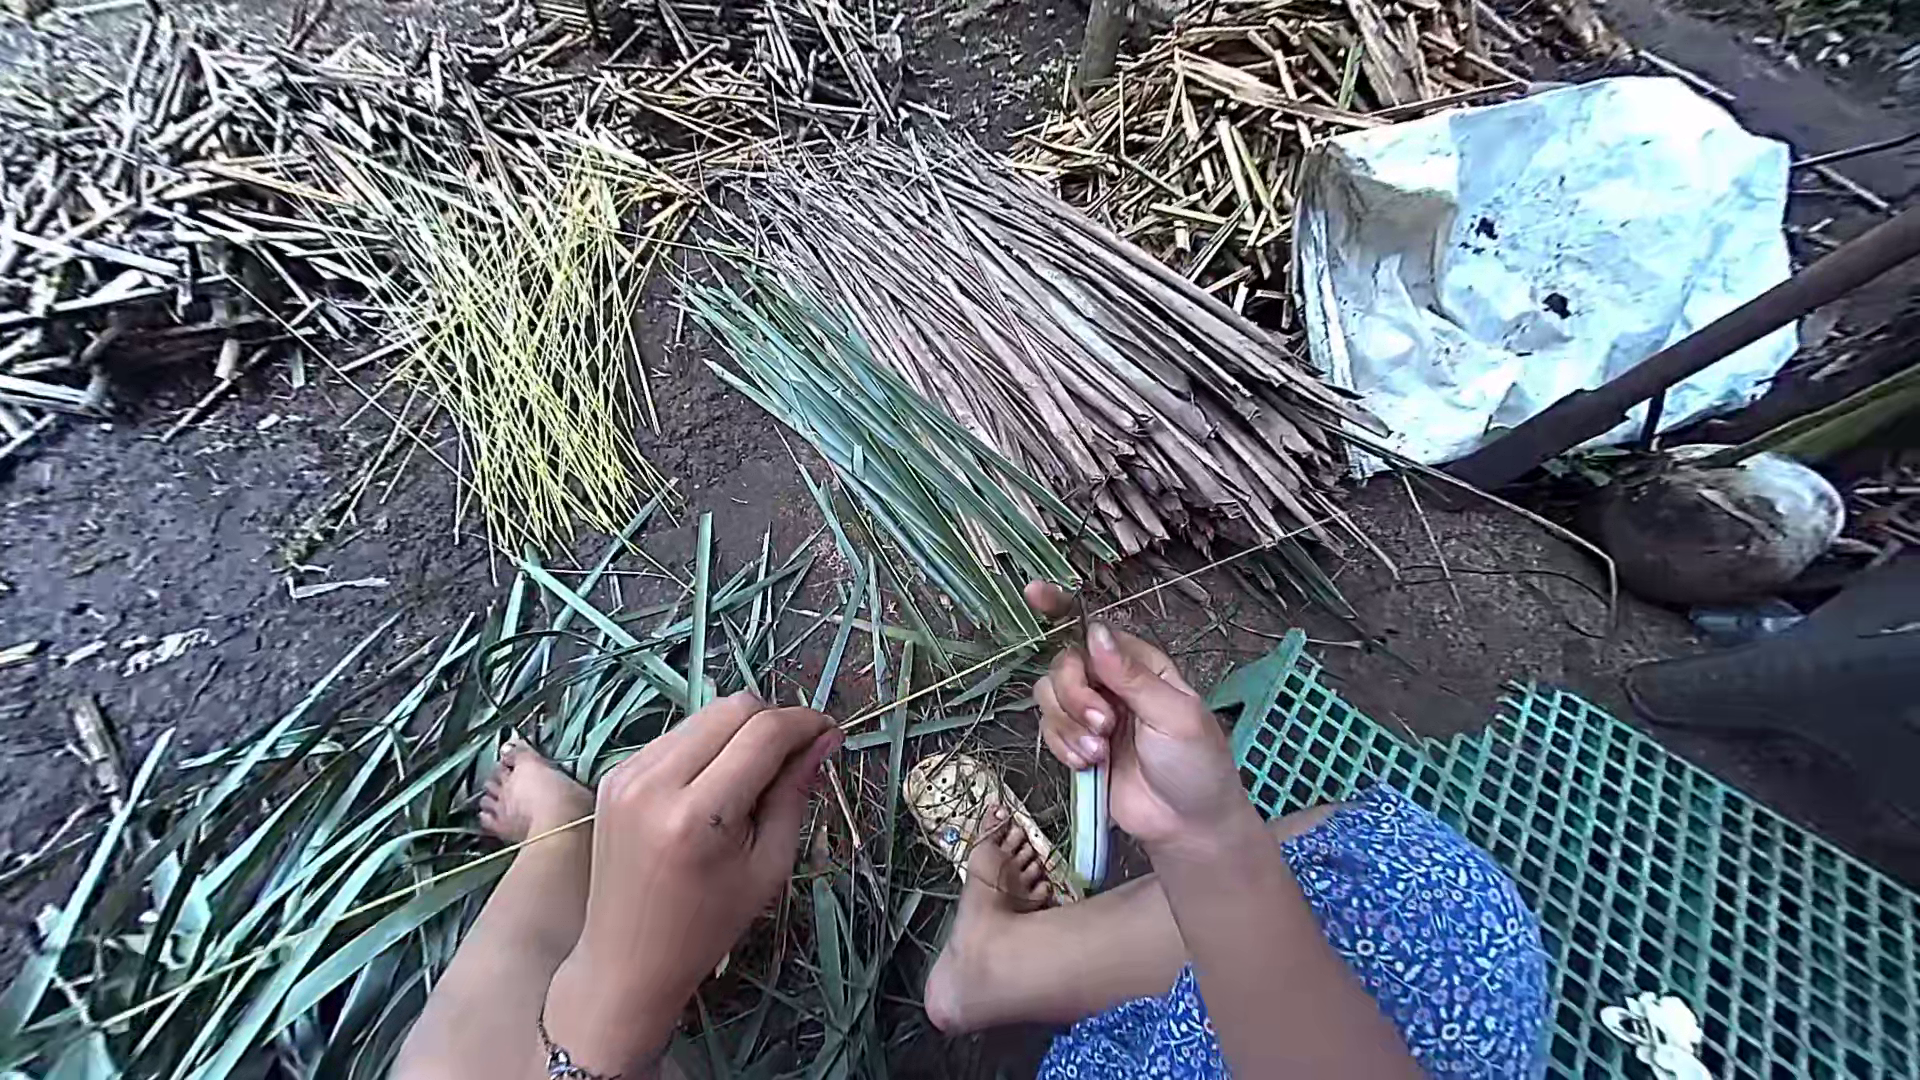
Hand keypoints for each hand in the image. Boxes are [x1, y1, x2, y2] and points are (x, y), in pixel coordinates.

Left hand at [543, 692, 840, 1071]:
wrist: (624, 964)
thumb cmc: (709, 923)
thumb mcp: (770, 863)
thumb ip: (796, 791)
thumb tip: (826, 736)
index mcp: (697, 817)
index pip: (765, 733)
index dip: (806, 722)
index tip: (829, 731)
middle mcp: (655, 783)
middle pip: (736, 707)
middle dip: (777, 720)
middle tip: (795, 752)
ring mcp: (628, 773)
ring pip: (710, 712)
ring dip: (745, 728)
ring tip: (756, 769)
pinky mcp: (617, 772)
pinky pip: (683, 730)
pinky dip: (713, 741)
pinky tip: (718, 777)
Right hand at [1026, 582, 1249, 849]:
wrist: (1188, 827)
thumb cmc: (1196, 763)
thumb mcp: (1175, 715)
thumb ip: (1132, 676)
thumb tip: (1095, 633)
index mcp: (1136, 664)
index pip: (1093, 627)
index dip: (1060, 607)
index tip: (1033, 593)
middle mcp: (1107, 681)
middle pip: (1063, 664)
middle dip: (1075, 694)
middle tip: (1104, 724)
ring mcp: (1088, 712)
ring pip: (1048, 695)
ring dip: (1069, 725)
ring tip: (1099, 753)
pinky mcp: (1073, 742)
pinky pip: (1047, 729)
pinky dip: (1063, 746)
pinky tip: (1089, 765)